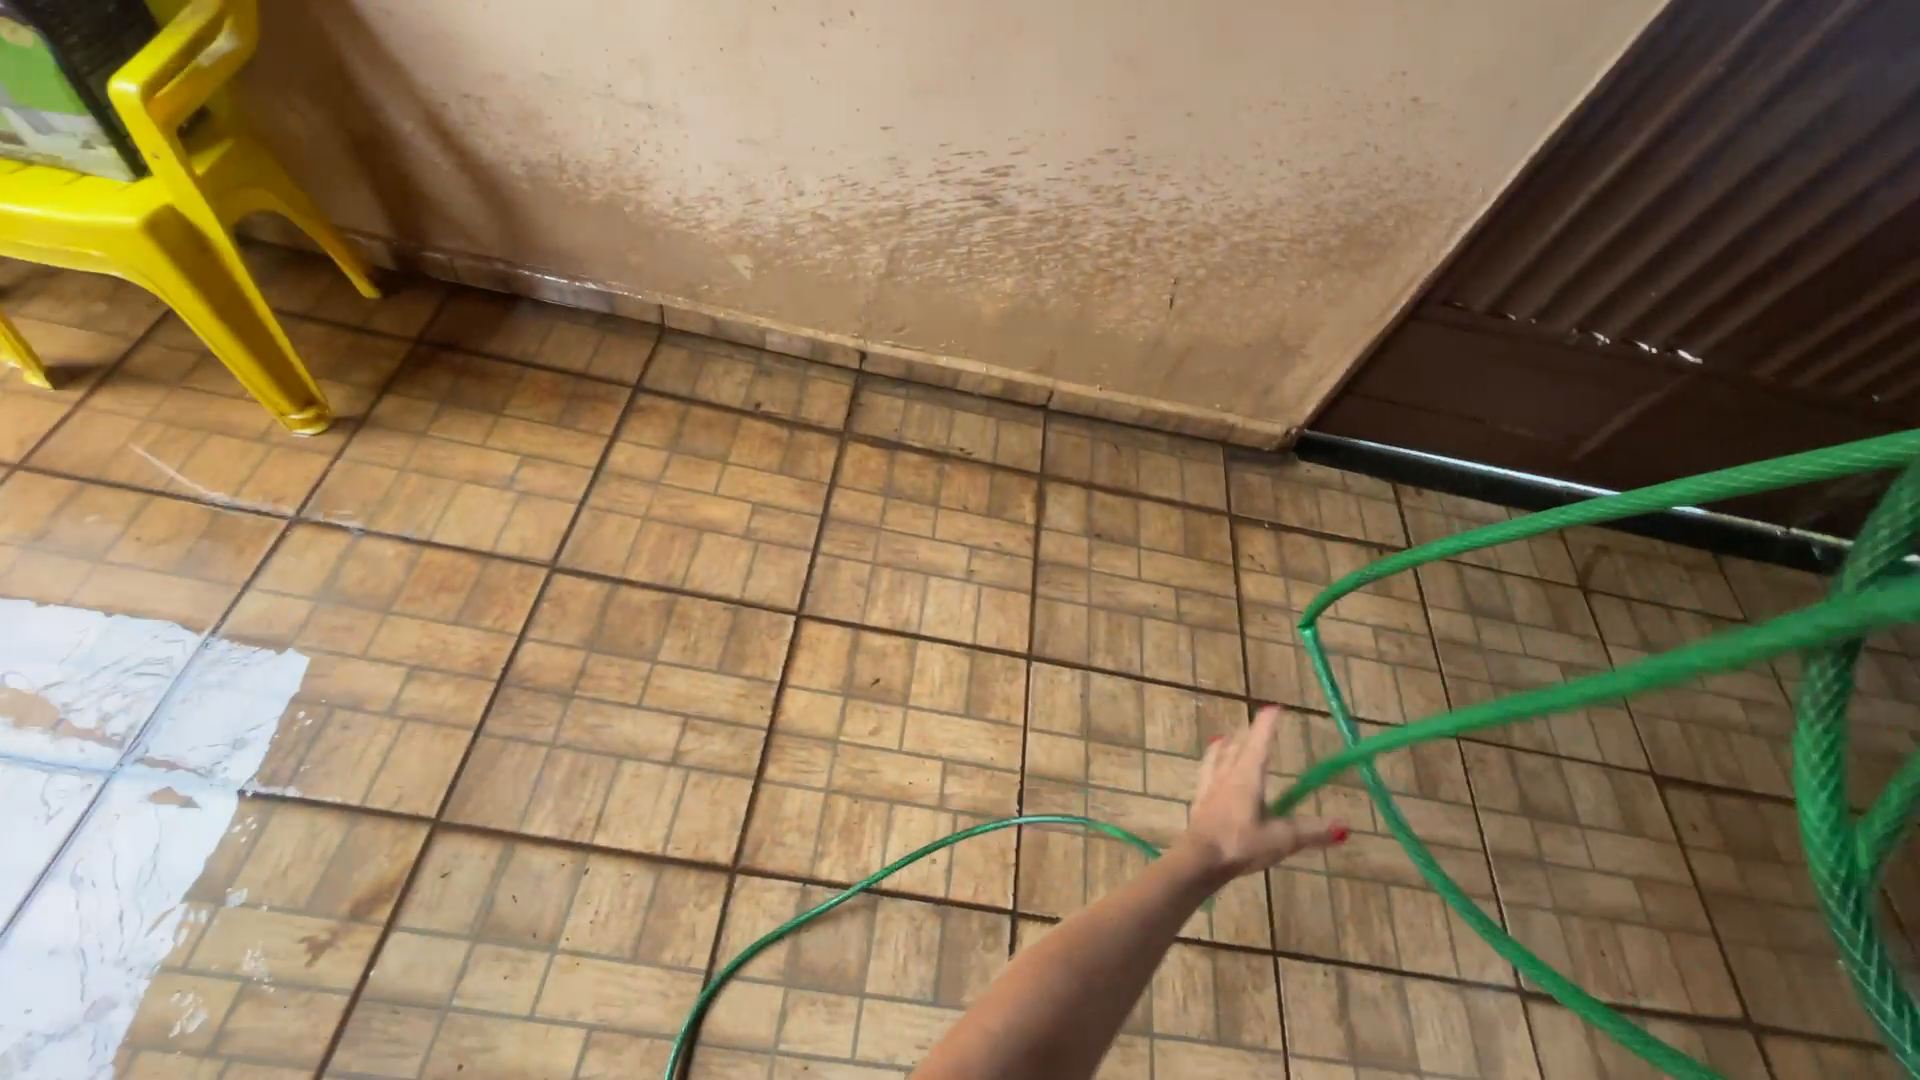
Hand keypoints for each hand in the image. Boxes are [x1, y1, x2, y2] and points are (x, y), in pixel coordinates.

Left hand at [1177, 705, 1347, 882]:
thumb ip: (1311, 831)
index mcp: (1247, 776)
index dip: (1267, 725)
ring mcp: (1209, 785)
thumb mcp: (1281, 840)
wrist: (1198, 859)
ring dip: (1227, 745)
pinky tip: (1210, 770)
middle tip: (1258, 725)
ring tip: (1228, 739)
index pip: (1260, 743)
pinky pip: (1206, 772)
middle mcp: (1226, 774)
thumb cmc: (1240, 844)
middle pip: (1238, 745)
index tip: (1274, 708)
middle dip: (1249, 733)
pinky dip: (1211, 762)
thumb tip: (1344, 825)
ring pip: (1218, 756)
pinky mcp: (1199, 800)